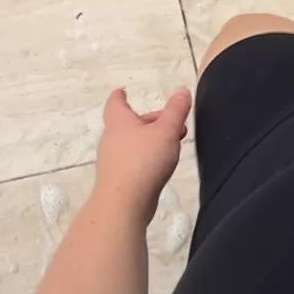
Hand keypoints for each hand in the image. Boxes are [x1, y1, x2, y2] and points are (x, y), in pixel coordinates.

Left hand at [92, 87, 190, 223]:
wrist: (124, 203)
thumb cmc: (144, 160)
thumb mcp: (166, 130)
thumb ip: (176, 110)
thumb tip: (181, 90)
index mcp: (120, 123)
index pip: (116, 104)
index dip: (120, 96)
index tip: (122, 91)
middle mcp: (112, 139)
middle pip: (130, 123)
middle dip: (151, 120)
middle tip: (175, 122)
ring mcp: (113, 160)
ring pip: (134, 142)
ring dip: (152, 138)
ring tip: (174, 142)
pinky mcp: (119, 178)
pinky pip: (134, 159)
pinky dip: (148, 155)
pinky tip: (163, 162)